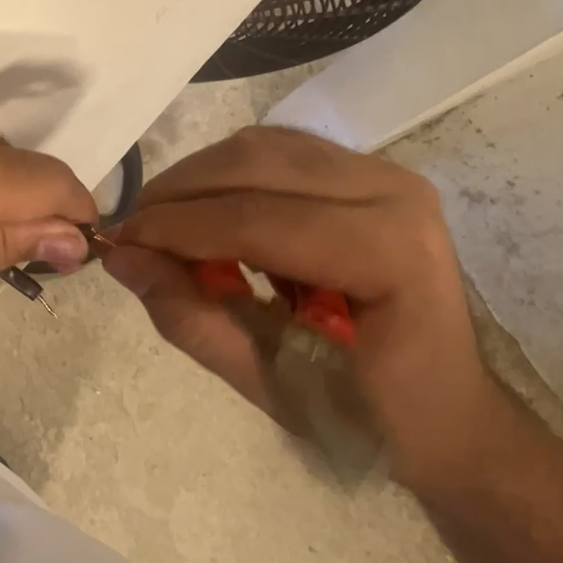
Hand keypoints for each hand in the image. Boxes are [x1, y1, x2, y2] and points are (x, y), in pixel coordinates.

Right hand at [102, 125, 499, 489]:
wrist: (446, 410)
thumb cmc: (369, 416)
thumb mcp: (271, 382)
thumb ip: (193, 318)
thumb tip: (122, 260)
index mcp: (389, 254)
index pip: (258, 220)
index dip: (176, 228)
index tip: (116, 245)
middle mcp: (393, 193)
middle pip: (255, 163)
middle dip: (178, 194)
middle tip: (132, 235)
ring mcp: (384, 174)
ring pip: (260, 146)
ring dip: (197, 180)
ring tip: (161, 225)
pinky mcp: (367, 172)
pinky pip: (276, 151)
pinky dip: (226, 176)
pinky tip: (207, 215)